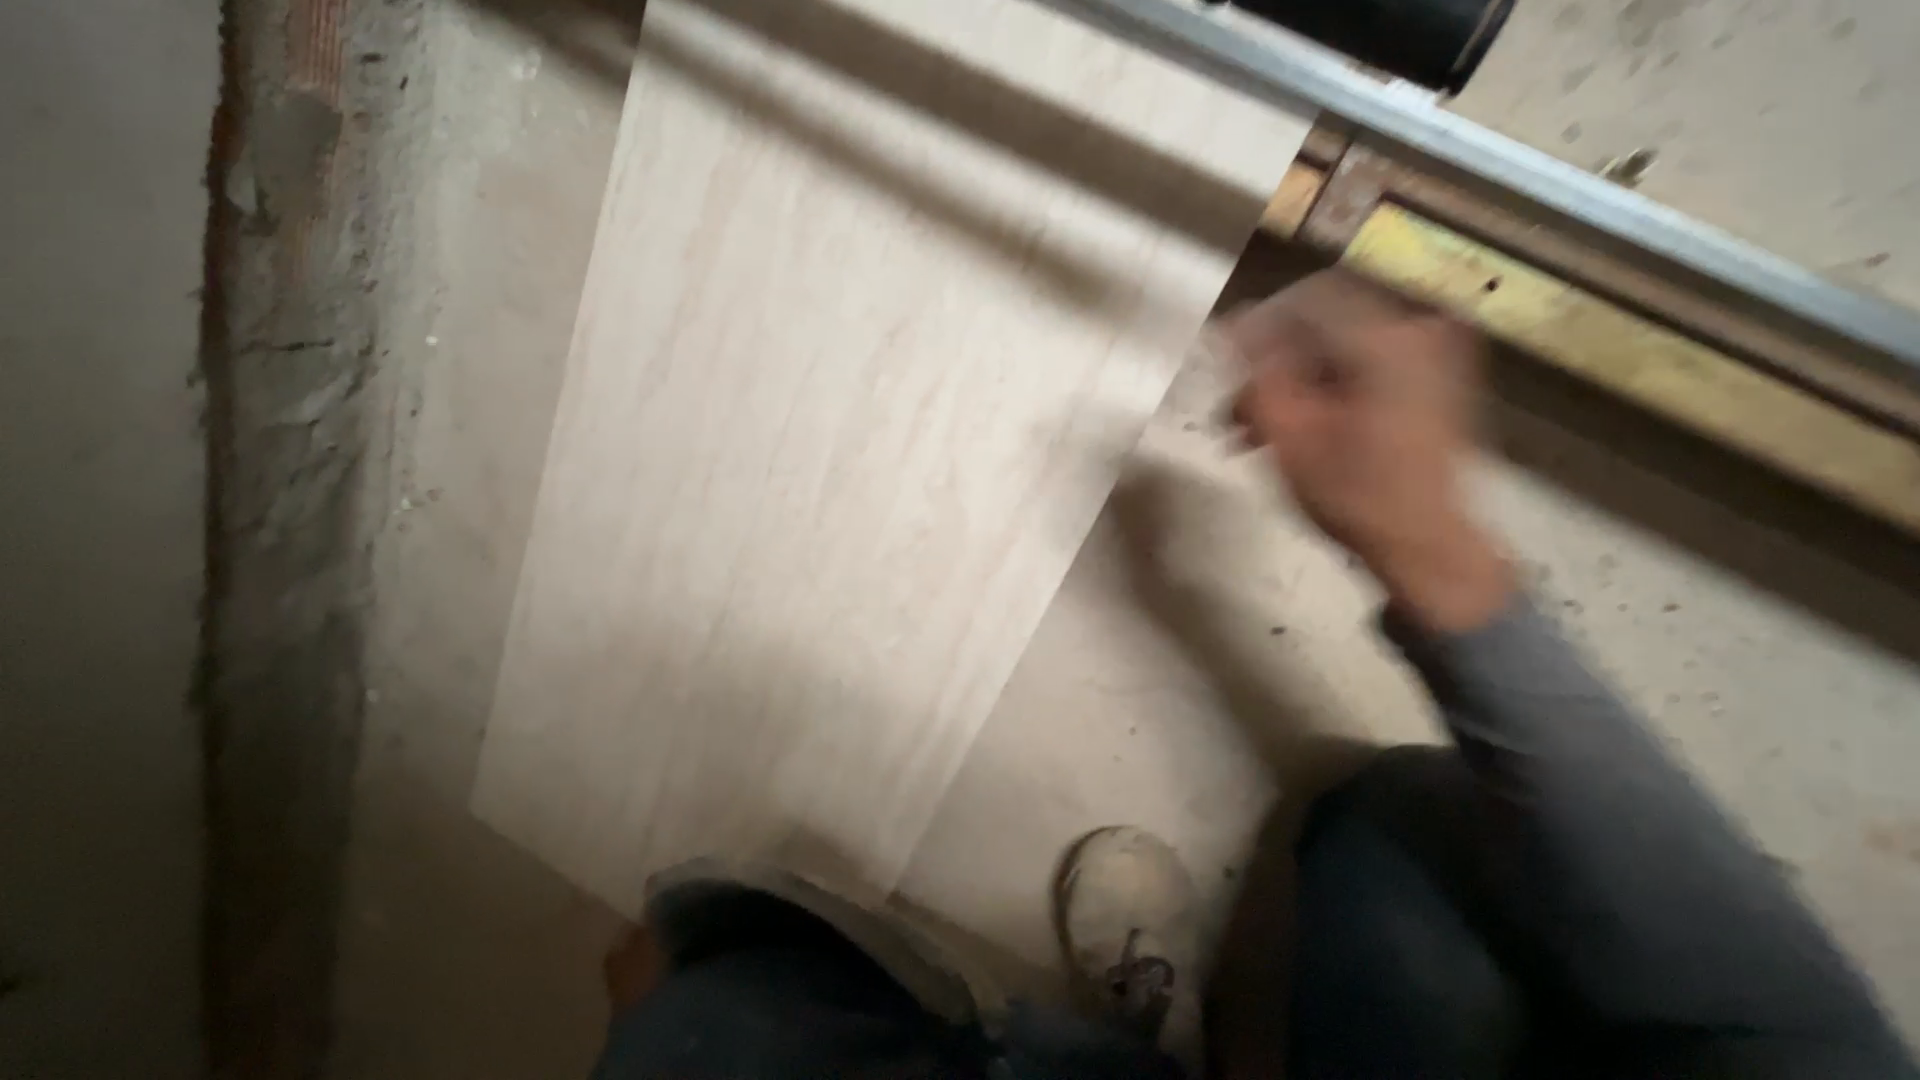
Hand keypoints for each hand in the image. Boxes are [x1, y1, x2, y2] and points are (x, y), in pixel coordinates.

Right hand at [1222, 269, 1511, 633]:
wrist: (1428, 546)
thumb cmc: (1355, 497)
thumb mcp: (1290, 437)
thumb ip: (1258, 373)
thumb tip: (1232, 324)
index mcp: (1384, 341)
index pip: (1307, 298)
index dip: (1258, 324)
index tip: (1226, 364)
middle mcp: (1415, 332)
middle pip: (1321, 327)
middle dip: (1271, 367)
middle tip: (1234, 413)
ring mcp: (1432, 355)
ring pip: (1337, 351)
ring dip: (1293, 384)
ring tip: (1255, 434)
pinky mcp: (1434, 379)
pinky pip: (1364, 366)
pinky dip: (1326, 390)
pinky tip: (1296, 430)